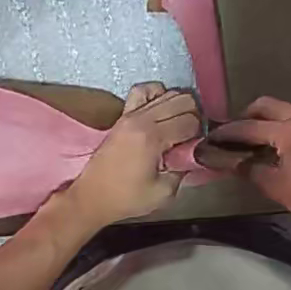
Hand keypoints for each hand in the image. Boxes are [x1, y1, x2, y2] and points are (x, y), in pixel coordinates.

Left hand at [58, 82, 200, 229]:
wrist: (92, 197)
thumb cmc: (126, 198)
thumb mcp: (164, 192)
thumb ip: (184, 169)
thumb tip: (194, 153)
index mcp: (152, 137)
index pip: (191, 121)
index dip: (198, 135)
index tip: (193, 150)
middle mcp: (141, 119)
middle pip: (183, 100)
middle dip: (193, 118)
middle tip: (188, 139)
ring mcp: (130, 114)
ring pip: (167, 92)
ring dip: (178, 107)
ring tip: (175, 128)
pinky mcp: (122, 116)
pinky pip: (143, 91)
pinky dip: (156, 96)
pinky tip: (159, 113)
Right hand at [210, 96, 290, 229]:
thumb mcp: (275, 186)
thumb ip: (247, 169)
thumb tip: (225, 161)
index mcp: (289, 130)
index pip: (247, 127)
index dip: (225, 135)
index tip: (208, 141)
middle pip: (262, 106)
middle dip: (241, 119)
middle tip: (227, 138)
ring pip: (276, 109)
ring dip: (257, 121)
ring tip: (242, 143)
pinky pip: (287, 117)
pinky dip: (272, 125)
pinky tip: (263, 145)